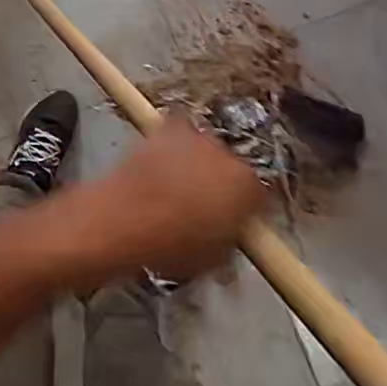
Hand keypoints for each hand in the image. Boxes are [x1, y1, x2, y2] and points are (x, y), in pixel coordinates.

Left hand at [48, 118, 265, 282]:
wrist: (126, 216)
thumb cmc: (174, 244)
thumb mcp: (218, 256)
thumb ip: (232, 238)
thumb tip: (228, 235)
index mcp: (248, 187)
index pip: (260, 193)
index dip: (248, 207)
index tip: (237, 218)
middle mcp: (226, 155)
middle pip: (232, 165)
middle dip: (222, 181)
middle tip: (207, 202)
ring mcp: (193, 137)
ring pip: (203, 146)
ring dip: (197, 159)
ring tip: (180, 181)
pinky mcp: (162, 129)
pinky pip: (175, 129)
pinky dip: (172, 141)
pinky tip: (162, 160)